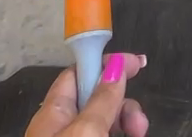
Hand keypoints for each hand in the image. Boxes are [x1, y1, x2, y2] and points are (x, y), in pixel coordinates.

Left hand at [25, 54, 149, 136]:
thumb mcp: (87, 130)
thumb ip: (102, 98)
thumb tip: (116, 65)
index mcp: (52, 113)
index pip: (79, 71)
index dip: (107, 63)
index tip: (137, 63)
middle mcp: (59, 128)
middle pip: (97, 99)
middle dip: (123, 102)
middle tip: (139, 121)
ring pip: (103, 122)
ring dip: (126, 121)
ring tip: (138, 132)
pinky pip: (102, 136)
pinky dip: (119, 132)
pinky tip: (130, 135)